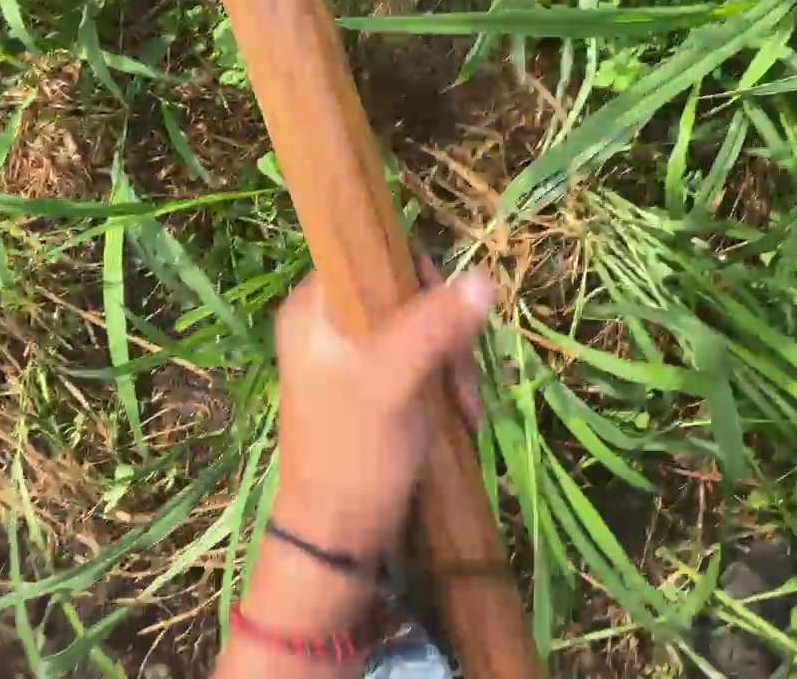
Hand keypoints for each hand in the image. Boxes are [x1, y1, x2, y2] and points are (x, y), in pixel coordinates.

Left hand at [269, 259, 494, 556]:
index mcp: (314, 308)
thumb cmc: (353, 453)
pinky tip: (461, 416)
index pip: (370, 255)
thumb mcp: (394, 381)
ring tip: (464, 407)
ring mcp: (354, 356)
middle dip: (445, 333)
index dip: (415, 274)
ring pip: (422, 328)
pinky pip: (422, 360)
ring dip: (452, 364)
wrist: (337, 541)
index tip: (447, 309)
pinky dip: (445, 383)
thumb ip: (435, 326)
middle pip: (405, 294)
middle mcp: (330, 323)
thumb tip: (482, 278)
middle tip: (459, 376)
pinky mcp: (376, 385)